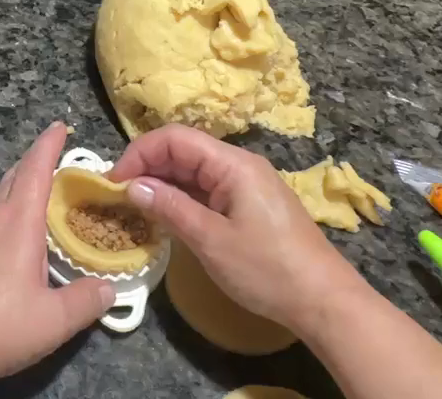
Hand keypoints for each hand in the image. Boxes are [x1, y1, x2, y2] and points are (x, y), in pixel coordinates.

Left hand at [0, 122, 113, 397]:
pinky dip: (3, 206)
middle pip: (14, 175)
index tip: (60, 125)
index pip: (36, 169)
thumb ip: (86, 301)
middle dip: (35, 160)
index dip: (49, 144)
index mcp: (18, 222)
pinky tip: (6, 227)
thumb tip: (110, 288)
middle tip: (55, 156)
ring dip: (17, 182)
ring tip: (35, 187)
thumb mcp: (54, 320)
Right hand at [108, 124, 365, 336]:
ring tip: (137, 205)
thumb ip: (170, 208)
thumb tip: (131, 186)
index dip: (140, 153)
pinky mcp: (250, 204)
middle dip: (148, 166)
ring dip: (164, 182)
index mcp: (233, 163)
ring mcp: (247, 184)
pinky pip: (207, 188)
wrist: (326, 303)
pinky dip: (183, 196)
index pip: (175, 138)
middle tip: (120, 194)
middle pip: (184, 150)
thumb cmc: (268, 269)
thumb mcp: (211, 241)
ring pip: (194, 170)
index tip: (115, 181)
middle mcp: (239, 164)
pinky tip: (167, 215)